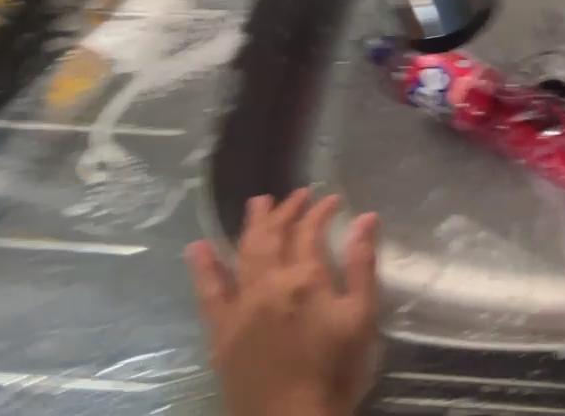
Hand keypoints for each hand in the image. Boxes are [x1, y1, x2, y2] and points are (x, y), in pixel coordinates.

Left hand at [186, 191, 380, 415]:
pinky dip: (203, 268)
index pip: (310, 231)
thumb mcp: (362, 316)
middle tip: (296, 194)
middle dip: (285, 211)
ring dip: (251, 225)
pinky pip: (208, 293)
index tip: (333, 200)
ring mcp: (240, 308)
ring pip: (243, 254)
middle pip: (273, 236)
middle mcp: (269, 285)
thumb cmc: (336, 370)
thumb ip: (362, 265)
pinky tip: (198, 249)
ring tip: (258, 203)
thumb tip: (366, 217)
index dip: (321, 211)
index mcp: (305, 279)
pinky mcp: (221, 332)